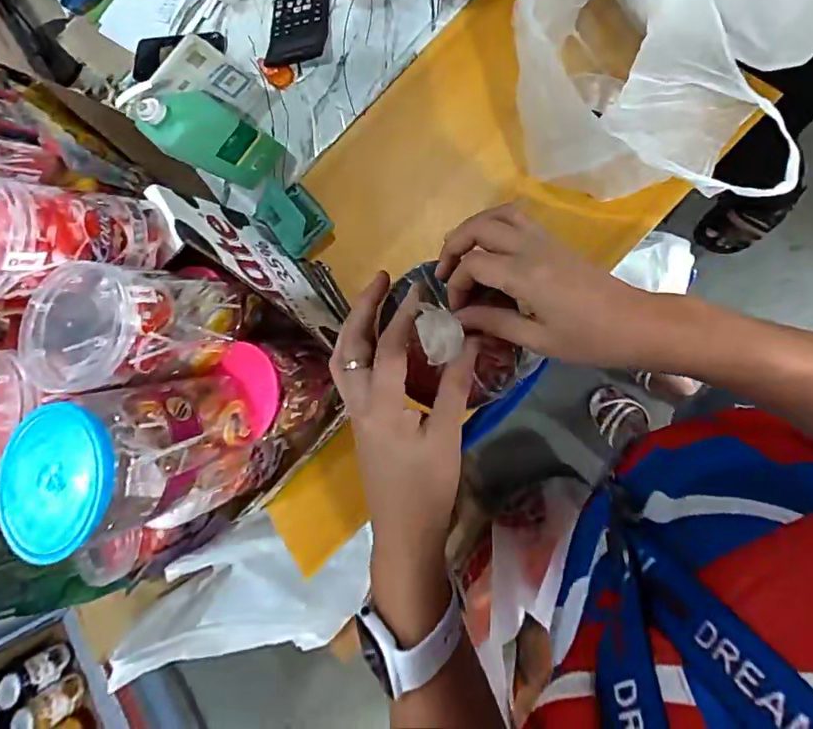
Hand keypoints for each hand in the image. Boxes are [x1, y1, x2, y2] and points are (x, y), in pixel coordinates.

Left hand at [330, 272, 473, 567]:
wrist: (402, 533)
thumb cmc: (428, 489)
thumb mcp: (448, 437)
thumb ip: (455, 387)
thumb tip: (469, 342)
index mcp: (381, 406)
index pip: (388, 348)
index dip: (403, 316)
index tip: (418, 290)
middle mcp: (358, 402)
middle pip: (350, 344)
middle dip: (362, 307)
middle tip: (381, 279)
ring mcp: (353, 410)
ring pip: (342, 357)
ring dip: (354, 325)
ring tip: (373, 301)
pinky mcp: (357, 418)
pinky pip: (347, 371)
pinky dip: (356, 347)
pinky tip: (373, 341)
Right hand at [436, 203, 682, 368]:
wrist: (640, 323)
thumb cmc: (592, 340)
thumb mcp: (540, 341)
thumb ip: (496, 323)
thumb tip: (460, 319)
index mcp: (525, 275)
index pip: (473, 264)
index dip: (456, 283)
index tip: (457, 309)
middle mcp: (531, 249)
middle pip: (478, 228)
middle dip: (453, 246)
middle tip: (445, 271)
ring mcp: (544, 240)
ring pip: (498, 214)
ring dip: (473, 227)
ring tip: (463, 251)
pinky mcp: (554, 241)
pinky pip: (517, 217)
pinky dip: (494, 224)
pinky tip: (491, 247)